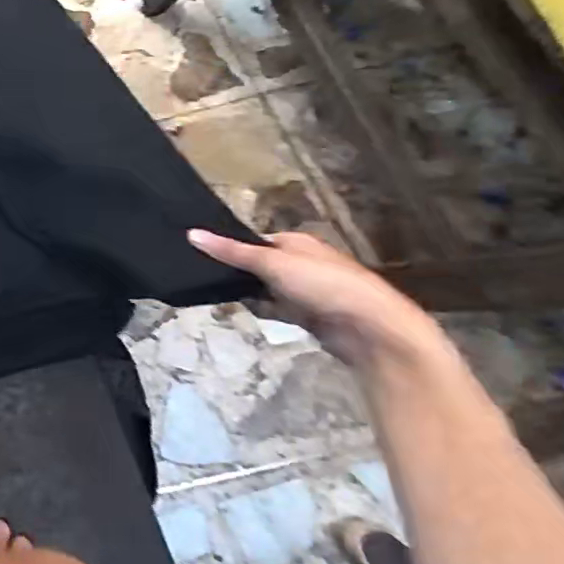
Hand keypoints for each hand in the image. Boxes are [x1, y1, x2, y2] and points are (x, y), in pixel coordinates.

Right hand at [186, 228, 450, 373]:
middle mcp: (302, 262)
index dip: (230, 246)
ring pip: (265, 288)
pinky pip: (277, 309)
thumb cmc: (324, 285)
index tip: (202, 255)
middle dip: (236, 272)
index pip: (254, 240)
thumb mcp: (271, 262)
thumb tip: (190, 233)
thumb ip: (230, 251)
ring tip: (217, 294)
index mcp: (297, 242)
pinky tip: (245, 311)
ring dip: (248, 292)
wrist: (374, 330)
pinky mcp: (310, 315)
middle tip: (205, 276)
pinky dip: (262, 310)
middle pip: (258, 264)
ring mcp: (307, 290)